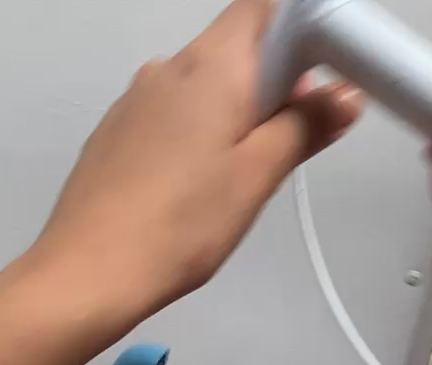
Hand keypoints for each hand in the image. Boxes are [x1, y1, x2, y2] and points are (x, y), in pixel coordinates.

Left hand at [26, 0, 360, 323]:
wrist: (90, 273)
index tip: (313, 88)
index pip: (267, 10)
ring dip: (227, 121)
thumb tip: (341, 95)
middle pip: (233, 52)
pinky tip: (187, 194)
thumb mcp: (256, 178)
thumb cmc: (177, 227)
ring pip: (199, 91)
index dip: (301, 38)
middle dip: (268, 90)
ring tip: (228, 186)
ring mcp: (133, 101)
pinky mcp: (113, 137)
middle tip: (277, 152)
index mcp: (211, 65)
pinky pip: (166, 121)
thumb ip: (303, 128)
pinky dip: (189, 142)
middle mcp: (168, 68)